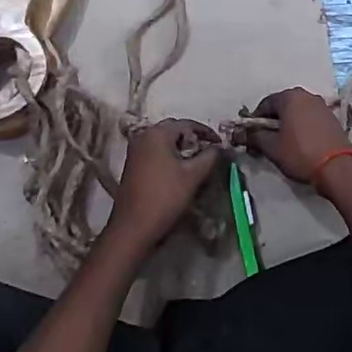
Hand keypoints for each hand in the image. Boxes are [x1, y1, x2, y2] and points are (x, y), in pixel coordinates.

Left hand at [109, 120, 223, 249]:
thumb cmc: (165, 197)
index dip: (206, 132)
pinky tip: (178, 171)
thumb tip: (217, 147)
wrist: (133, 227)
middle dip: (192, 139)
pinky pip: (155, 152)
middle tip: (208, 152)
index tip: (220, 144)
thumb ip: (209, 156)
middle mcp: (143, 136)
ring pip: (163, 142)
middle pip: (173, 130)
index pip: (187, 124)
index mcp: (157, 133)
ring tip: (196, 162)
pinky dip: (168, 156)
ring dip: (180, 148)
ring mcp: (135, 151)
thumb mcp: (194, 175)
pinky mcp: (132, 165)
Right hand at [247, 88, 351, 185]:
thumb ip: (254, 137)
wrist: (337, 168)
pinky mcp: (332, 117)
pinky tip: (300, 143)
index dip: (255, 120)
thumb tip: (238, 133)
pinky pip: (310, 118)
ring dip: (287, 124)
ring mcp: (322, 105)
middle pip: (282, 106)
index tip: (251, 136)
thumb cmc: (300, 153)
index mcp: (290, 97)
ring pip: (296, 112)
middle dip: (271, 122)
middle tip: (265, 141)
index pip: (264, 104)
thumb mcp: (272, 147)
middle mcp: (306, 95)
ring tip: (282, 144)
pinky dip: (301, 127)